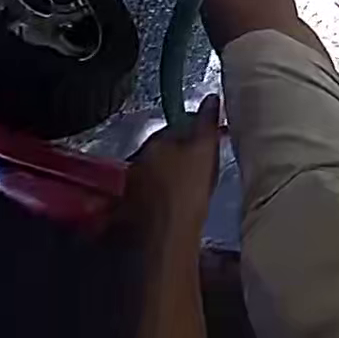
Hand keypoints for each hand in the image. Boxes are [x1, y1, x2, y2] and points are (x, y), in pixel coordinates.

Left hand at [123, 94, 222, 238]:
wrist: (167, 240)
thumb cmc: (189, 189)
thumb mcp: (205, 150)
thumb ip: (207, 122)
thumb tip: (210, 97)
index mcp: (153, 143)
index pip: (174, 128)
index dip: (193, 134)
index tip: (208, 144)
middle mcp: (135, 163)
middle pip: (162, 152)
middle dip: (179, 155)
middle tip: (201, 166)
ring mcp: (129, 191)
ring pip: (154, 176)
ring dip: (168, 178)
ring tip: (190, 189)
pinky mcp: (127, 217)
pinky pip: (148, 199)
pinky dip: (160, 199)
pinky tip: (174, 208)